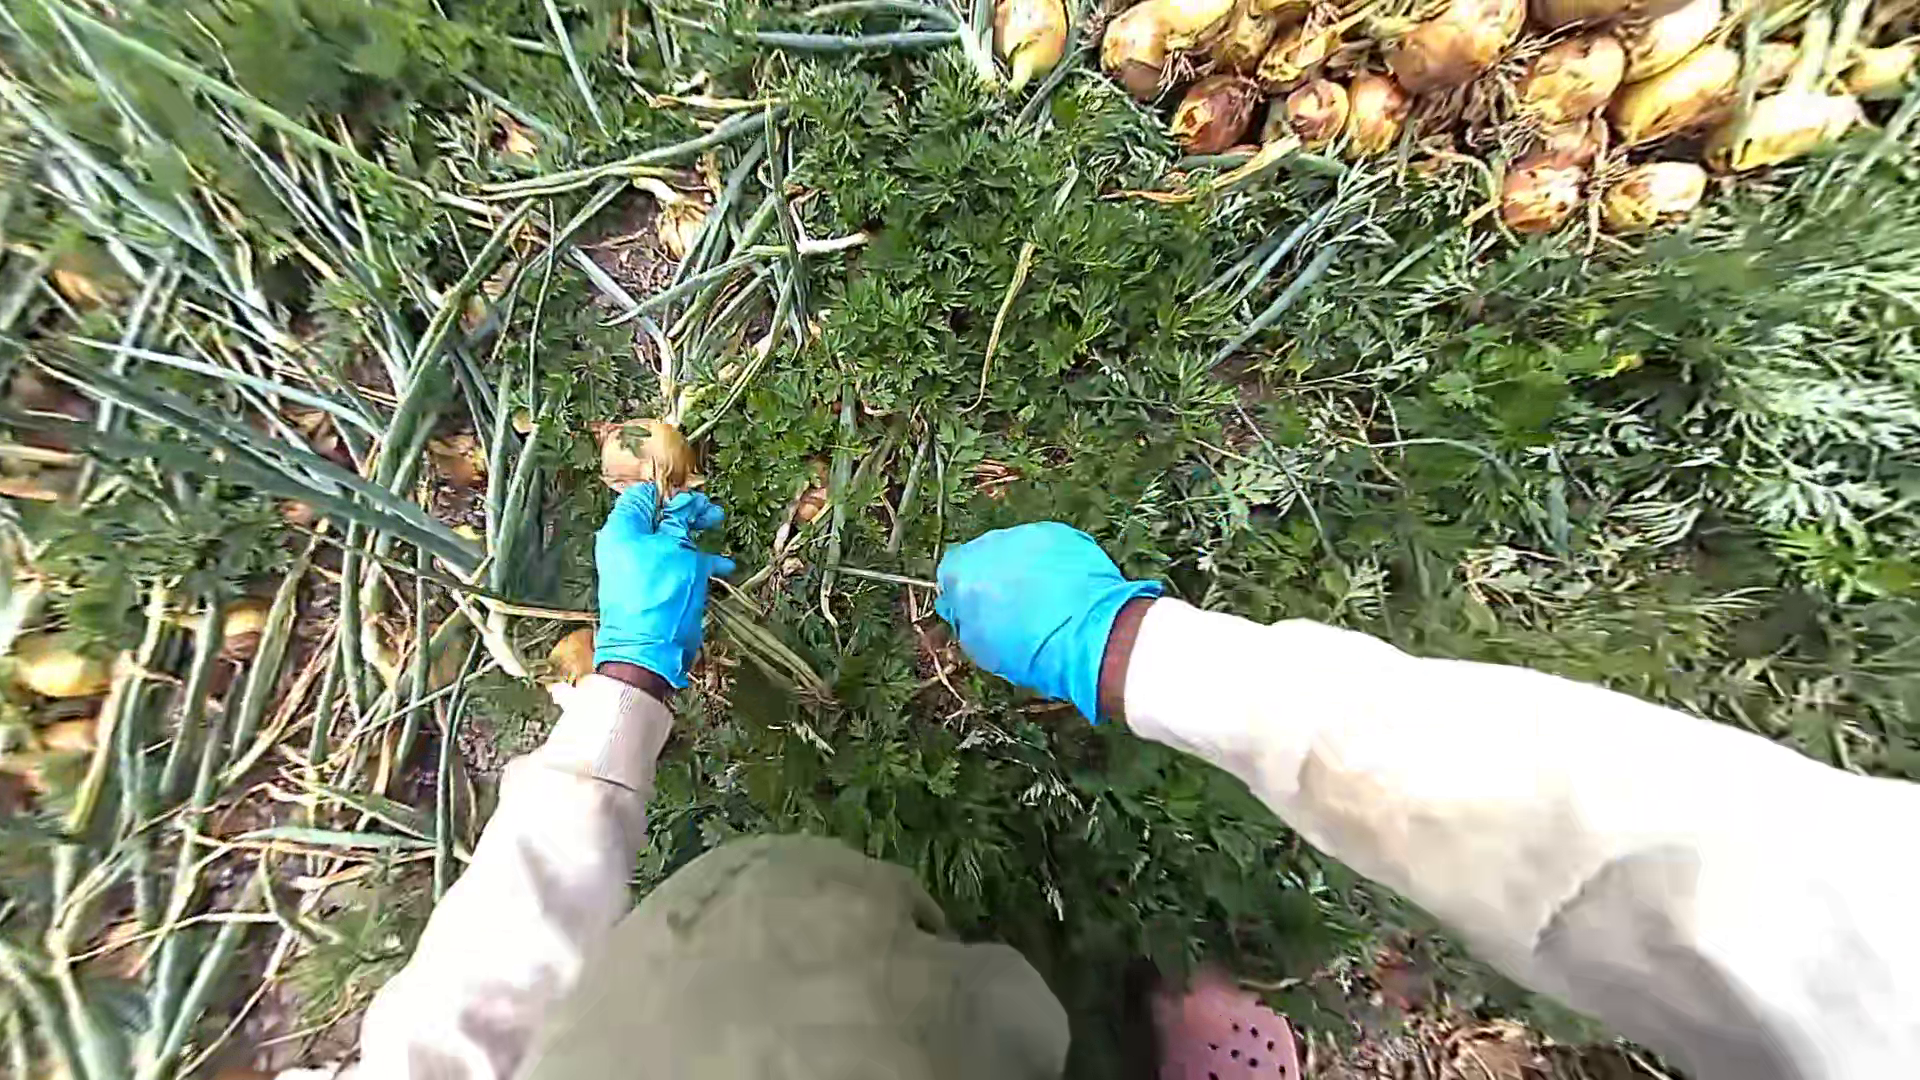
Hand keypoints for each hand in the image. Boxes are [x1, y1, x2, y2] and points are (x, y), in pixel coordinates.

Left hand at [594, 484, 735, 688]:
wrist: (651, 648)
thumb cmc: (660, 595)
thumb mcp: (675, 549)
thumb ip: (678, 521)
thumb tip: (685, 502)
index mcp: (622, 530)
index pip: (643, 496)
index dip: (671, 492)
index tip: (696, 496)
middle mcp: (627, 545)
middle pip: (659, 516)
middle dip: (688, 513)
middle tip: (713, 512)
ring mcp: (640, 566)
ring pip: (670, 539)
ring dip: (695, 535)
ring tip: (717, 529)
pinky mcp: (655, 584)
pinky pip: (676, 563)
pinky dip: (698, 561)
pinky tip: (722, 565)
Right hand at [935, 523, 1161, 722]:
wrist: (1088, 634)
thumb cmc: (1030, 649)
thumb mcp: (980, 649)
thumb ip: (964, 620)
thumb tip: (962, 609)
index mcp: (961, 572)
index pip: (950, 574)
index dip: (964, 594)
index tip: (980, 611)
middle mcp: (989, 543)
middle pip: (983, 556)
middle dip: (994, 576)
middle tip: (1014, 607)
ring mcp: (1027, 534)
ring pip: (1016, 548)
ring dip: (1023, 567)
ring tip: (1046, 598)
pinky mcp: (1060, 532)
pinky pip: (1048, 546)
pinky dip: (1053, 563)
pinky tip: (1066, 588)